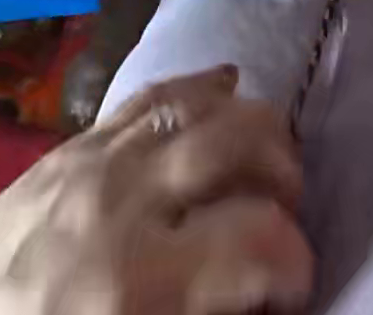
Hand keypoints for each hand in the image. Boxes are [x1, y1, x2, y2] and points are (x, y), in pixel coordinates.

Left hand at [0, 67, 313, 314]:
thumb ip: (196, 313)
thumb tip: (250, 296)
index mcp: (135, 279)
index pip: (255, 240)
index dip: (298, 260)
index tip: (297, 284)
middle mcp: (122, 197)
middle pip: (233, 143)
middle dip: (282, 169)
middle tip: (291, 207)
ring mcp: (95, 155)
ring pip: (193, 105)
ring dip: (248, 119)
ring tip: (271, 150)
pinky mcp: (75, 140)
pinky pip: (146, 94)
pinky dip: (195, 85)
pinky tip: (224, 81)